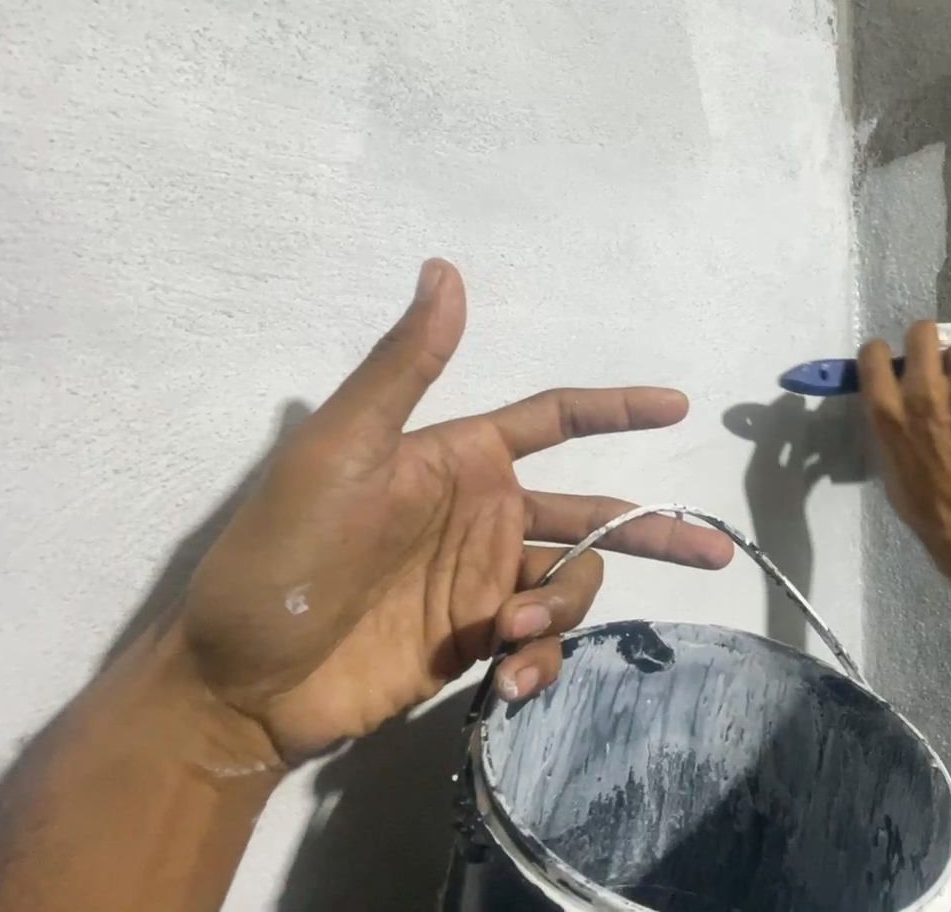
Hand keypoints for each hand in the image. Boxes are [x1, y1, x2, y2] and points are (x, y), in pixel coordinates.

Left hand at [173, 259, 733, 763]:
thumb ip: (404, 365)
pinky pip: (541, 645)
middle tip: (714, 556)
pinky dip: (539, 662)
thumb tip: (446, 269)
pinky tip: (505, 682)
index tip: (677, 407)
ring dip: (557, 611)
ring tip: (507, 637)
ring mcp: (488, 580)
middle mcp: (490, 515)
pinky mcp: (480, 641)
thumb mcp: (343, 449)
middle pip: (596, 514)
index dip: (618, 409)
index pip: (558, 420)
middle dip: (653, 531)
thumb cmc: (285, 552)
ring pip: (572, 582)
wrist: (236, 682)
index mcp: (467, 461)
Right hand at [858, 321, 950, 579]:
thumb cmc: (917, 495)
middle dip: (922, 341)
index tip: (887, 365)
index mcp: (887, 407)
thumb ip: (888, 416)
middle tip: (925, 362)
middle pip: (922, 330)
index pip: (874, 351)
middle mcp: (922, 390)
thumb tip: (893, 396)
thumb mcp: (886, 453)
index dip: (880, 354)